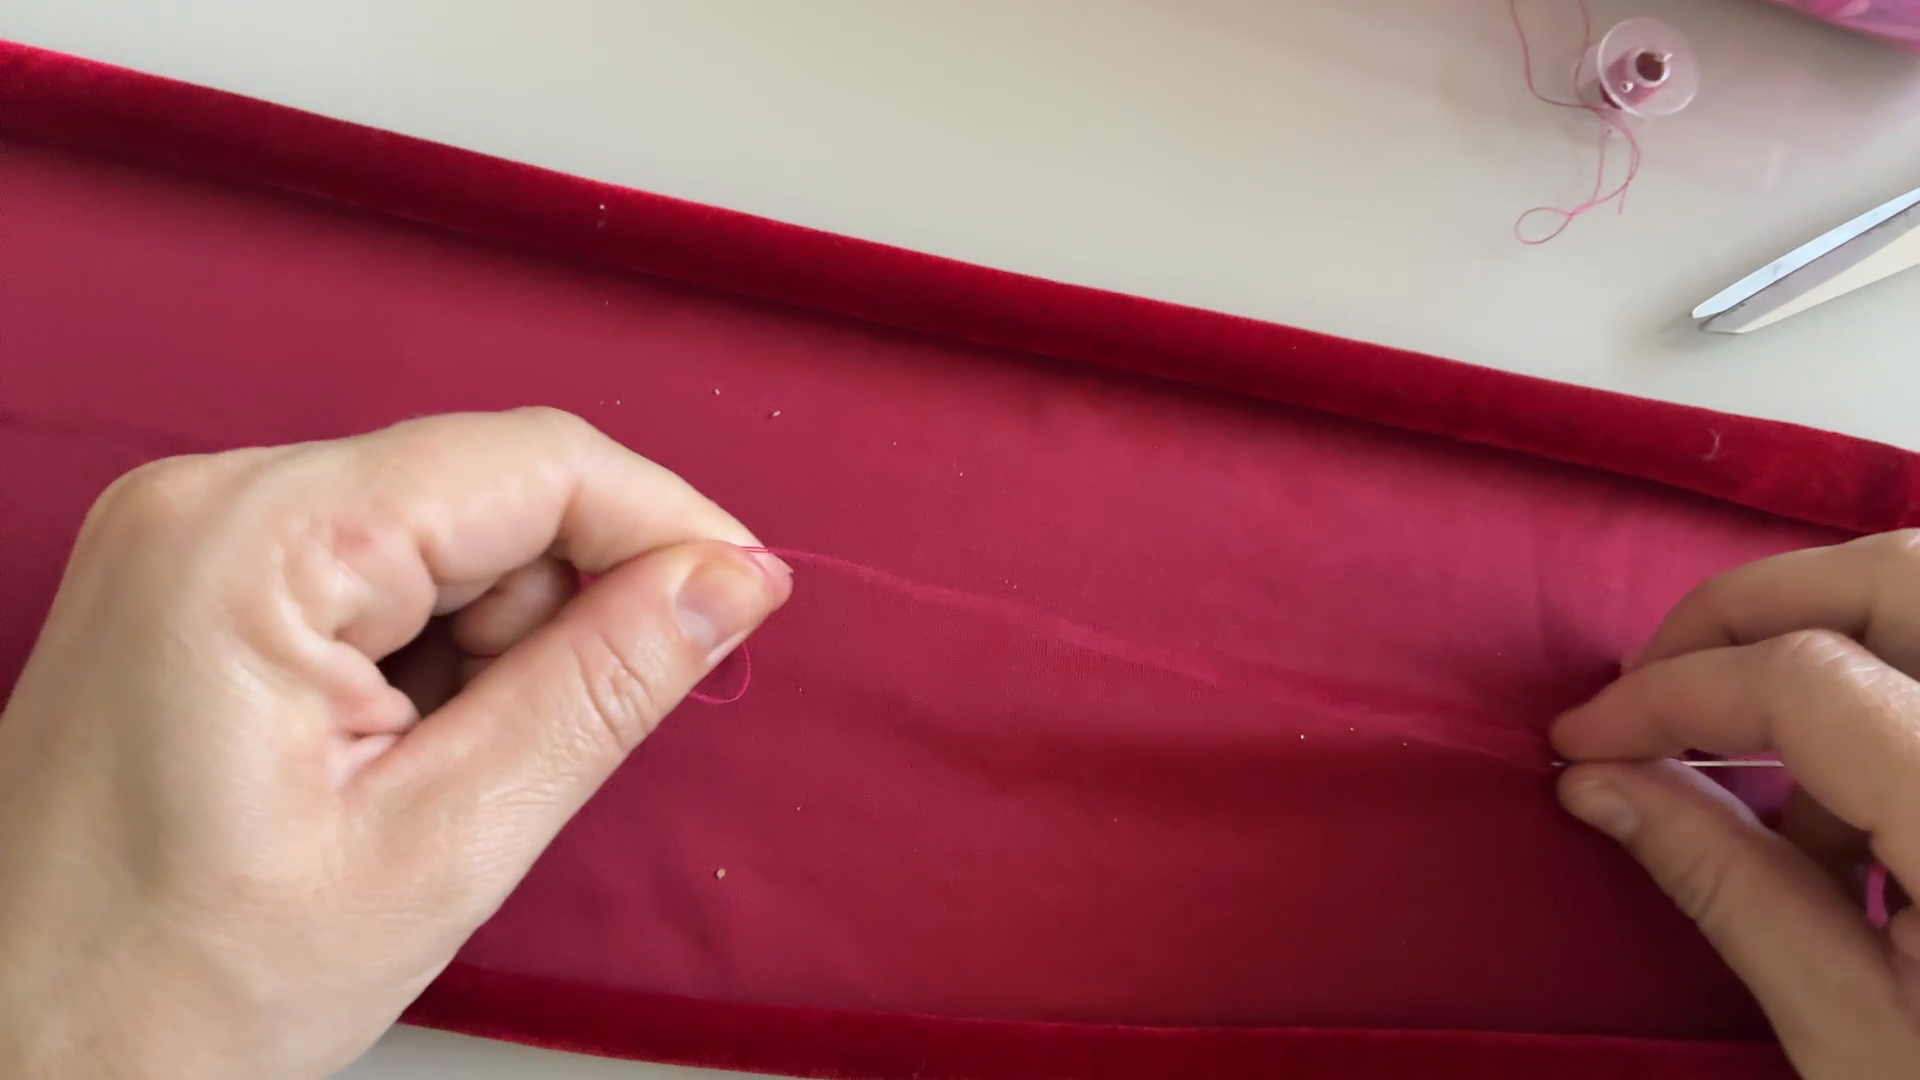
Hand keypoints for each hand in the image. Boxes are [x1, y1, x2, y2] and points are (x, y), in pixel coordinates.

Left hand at [0, 409, 790, 1079]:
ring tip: (473, 754)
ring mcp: (236, 529)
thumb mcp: (452, 841)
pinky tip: (433, 734)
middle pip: (513, 492)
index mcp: (263, 542)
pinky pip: (438, 570)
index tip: (751, 593)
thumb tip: (742, 580)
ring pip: (488, 534)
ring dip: (534, 634)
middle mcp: (239, 497)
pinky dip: (483, 646)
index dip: (671, 520)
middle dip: (593, 596)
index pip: (542, 463)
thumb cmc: (187, 998)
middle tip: (585, 723)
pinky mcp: (252, 573)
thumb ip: (611, 684)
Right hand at [1553, 531, 1919, 1078]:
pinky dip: (1879, 686)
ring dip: (1808, 645)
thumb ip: (1724, 883)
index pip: (1799, 680)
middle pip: (1899, 579)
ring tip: (1758, 761)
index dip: (1659, 695)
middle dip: (1736, 611)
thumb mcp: (1870, 1044)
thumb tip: (1591, 783)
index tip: (1581, 742)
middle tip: (1656, 685)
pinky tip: (1855, 800)